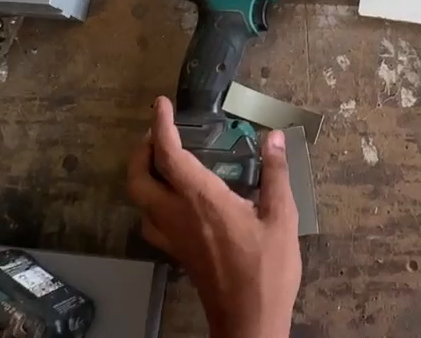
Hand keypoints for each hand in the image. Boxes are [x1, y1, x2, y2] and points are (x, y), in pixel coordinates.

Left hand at [126, 96, 300, 337]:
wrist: (249, 324)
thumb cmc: (267, 270)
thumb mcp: (281, 217)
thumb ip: (275, 174)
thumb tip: (273, 136)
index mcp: (201, 200)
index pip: (169, 155)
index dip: (160, 126)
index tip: (160, 104)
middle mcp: (179, 216)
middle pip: (138, 180)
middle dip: (141, 150)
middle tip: (158, 131)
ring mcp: (174, 239)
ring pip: (140, 203)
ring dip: (144, 176)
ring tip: (164, 159)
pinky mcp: (178, 254)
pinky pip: (151, 223)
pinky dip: (153, 202)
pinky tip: (174, 199)